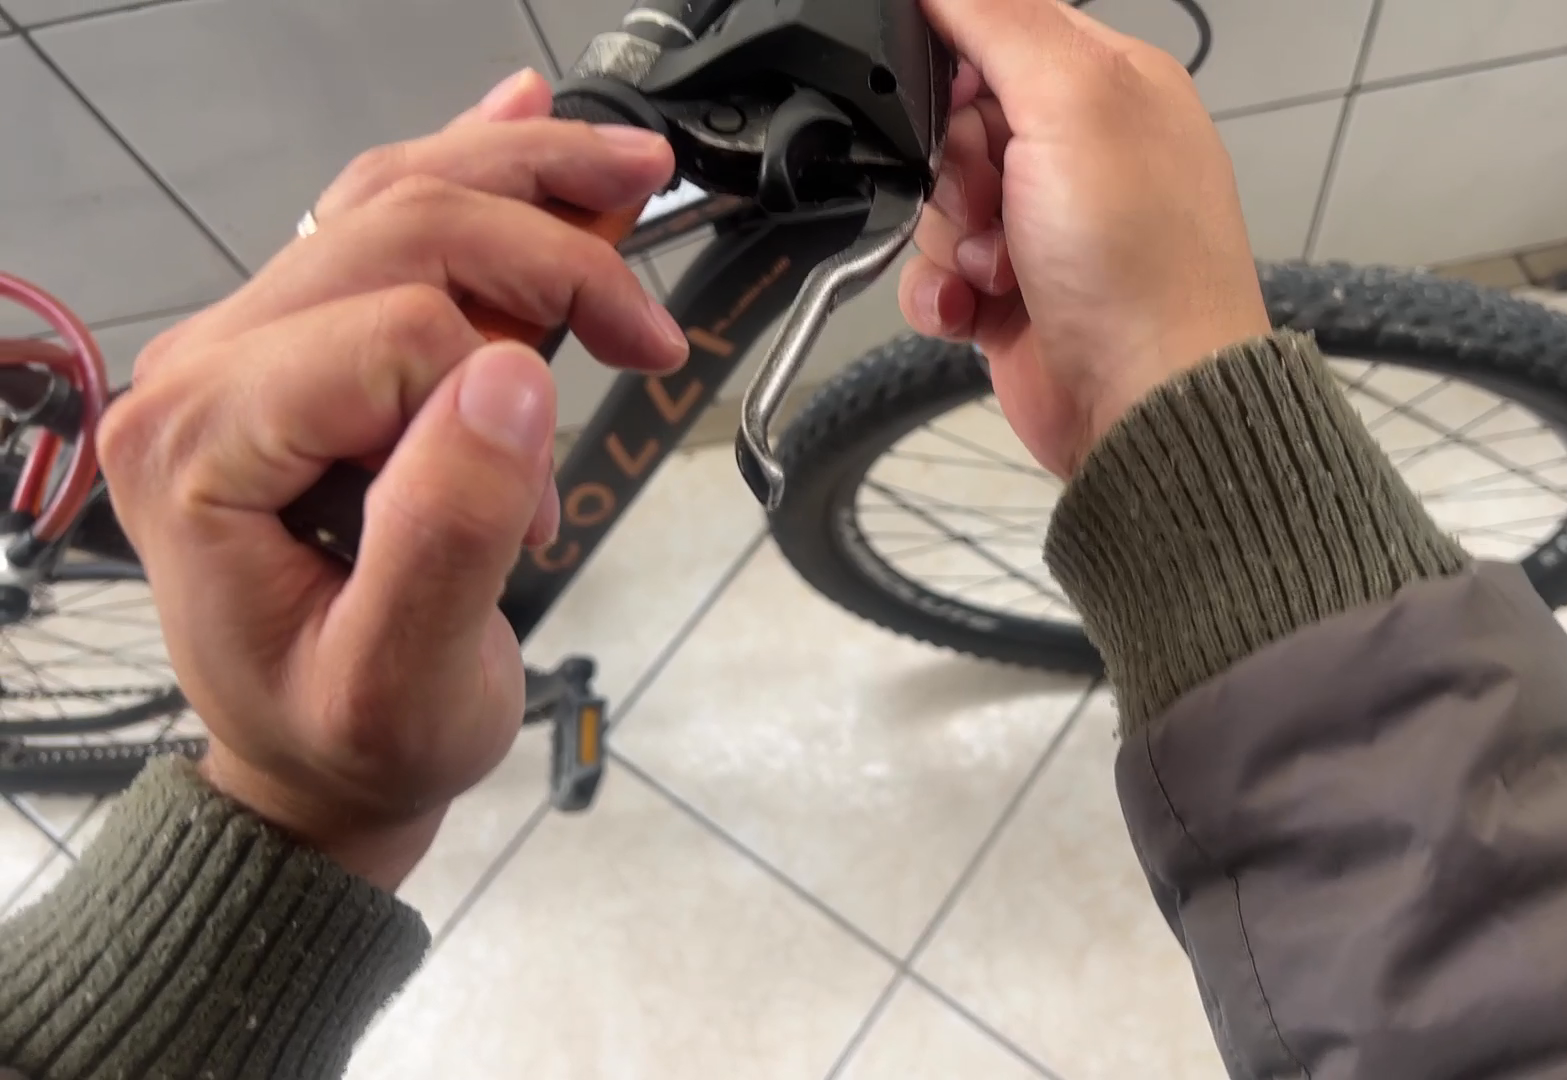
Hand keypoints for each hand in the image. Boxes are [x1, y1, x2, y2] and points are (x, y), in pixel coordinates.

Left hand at [99, 70, 684, 889]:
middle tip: (653, 326)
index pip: (404, 331)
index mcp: (217, 440)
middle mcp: (217, 365)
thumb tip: (519, 378)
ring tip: (628, 169)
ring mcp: (258, 347)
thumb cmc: (367, 729)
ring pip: (393, 202)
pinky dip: (467, 168)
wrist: (322, 756)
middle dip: (556, 255)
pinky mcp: (313, 353)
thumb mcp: (409, 668)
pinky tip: (514, 121)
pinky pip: (379, 222)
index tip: (571, 484)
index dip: (521, 383)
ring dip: (525, 177)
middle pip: (403, 231)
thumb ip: (450, 526)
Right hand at [901, 0, 1269, 476]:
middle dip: (956, 172)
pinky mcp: (1007, 301)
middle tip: (995, 203)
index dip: (957, 69)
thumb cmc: (1137, 266)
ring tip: (1000, 271)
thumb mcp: (1075, 106)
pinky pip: (936, 278)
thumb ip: (1002, 24)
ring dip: (950, 242)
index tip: (950, 106)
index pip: (999, 36)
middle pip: (957, 129)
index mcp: (1107, 91)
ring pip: (937, 210)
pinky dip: (940, 296)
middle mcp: (1074, 162)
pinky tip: (971, 311)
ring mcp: (1039, 237)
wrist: (1140, 403)